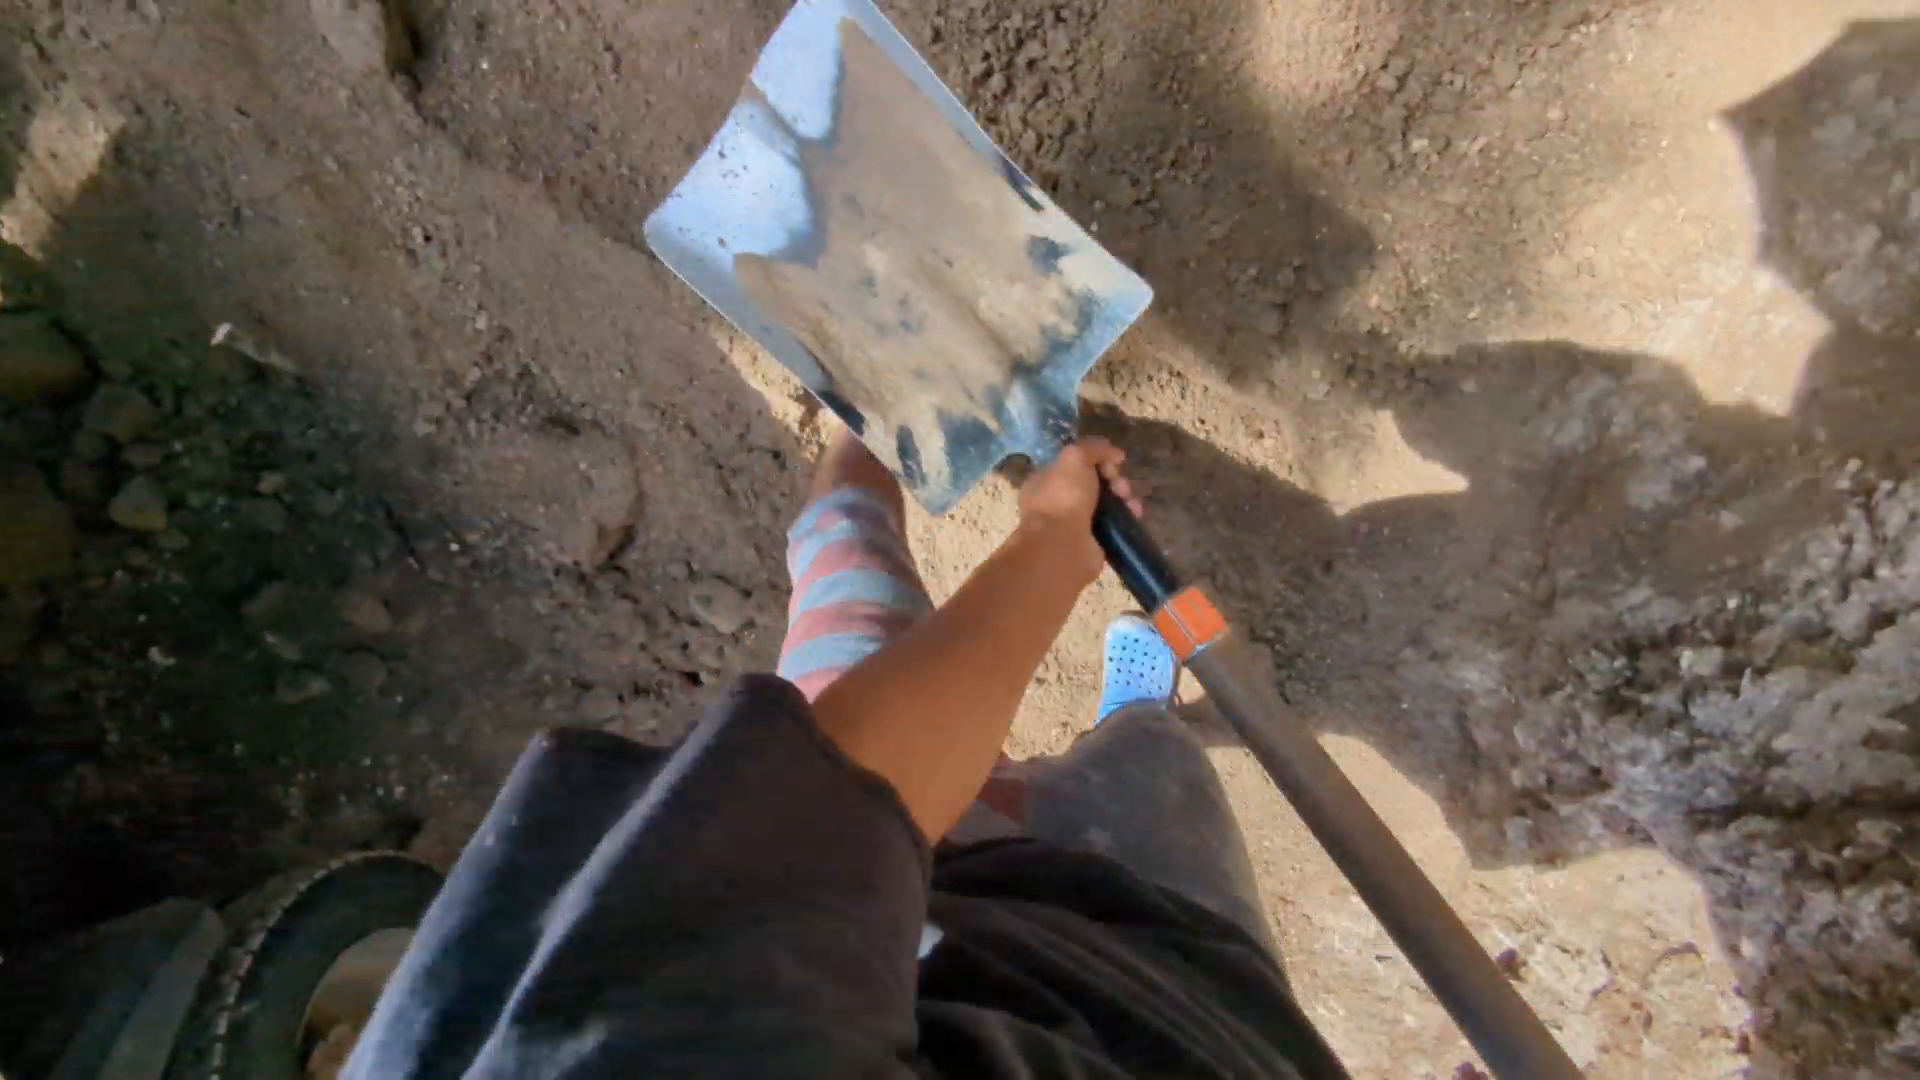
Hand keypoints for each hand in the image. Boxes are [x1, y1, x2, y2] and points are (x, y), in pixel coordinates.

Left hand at [1014, 437, 1142, 585]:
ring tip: (1130, 502)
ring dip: (1123, 498)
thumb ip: (1092, 448)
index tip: (1113, 462)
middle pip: (1093, 483)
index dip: (1097, 460)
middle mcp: (1057, 502)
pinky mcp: (1092, 542)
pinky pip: (1113, 523)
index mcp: (1045, 481)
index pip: (1074, 464)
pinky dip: (1126, 517)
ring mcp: (1074, 524)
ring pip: (1106, 503)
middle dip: (1113, 479)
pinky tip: (1134, 514)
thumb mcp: (1074, 458)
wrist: (1063, 546)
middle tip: (1120, 486)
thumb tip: (1114, 453)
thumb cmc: (1063, 497)